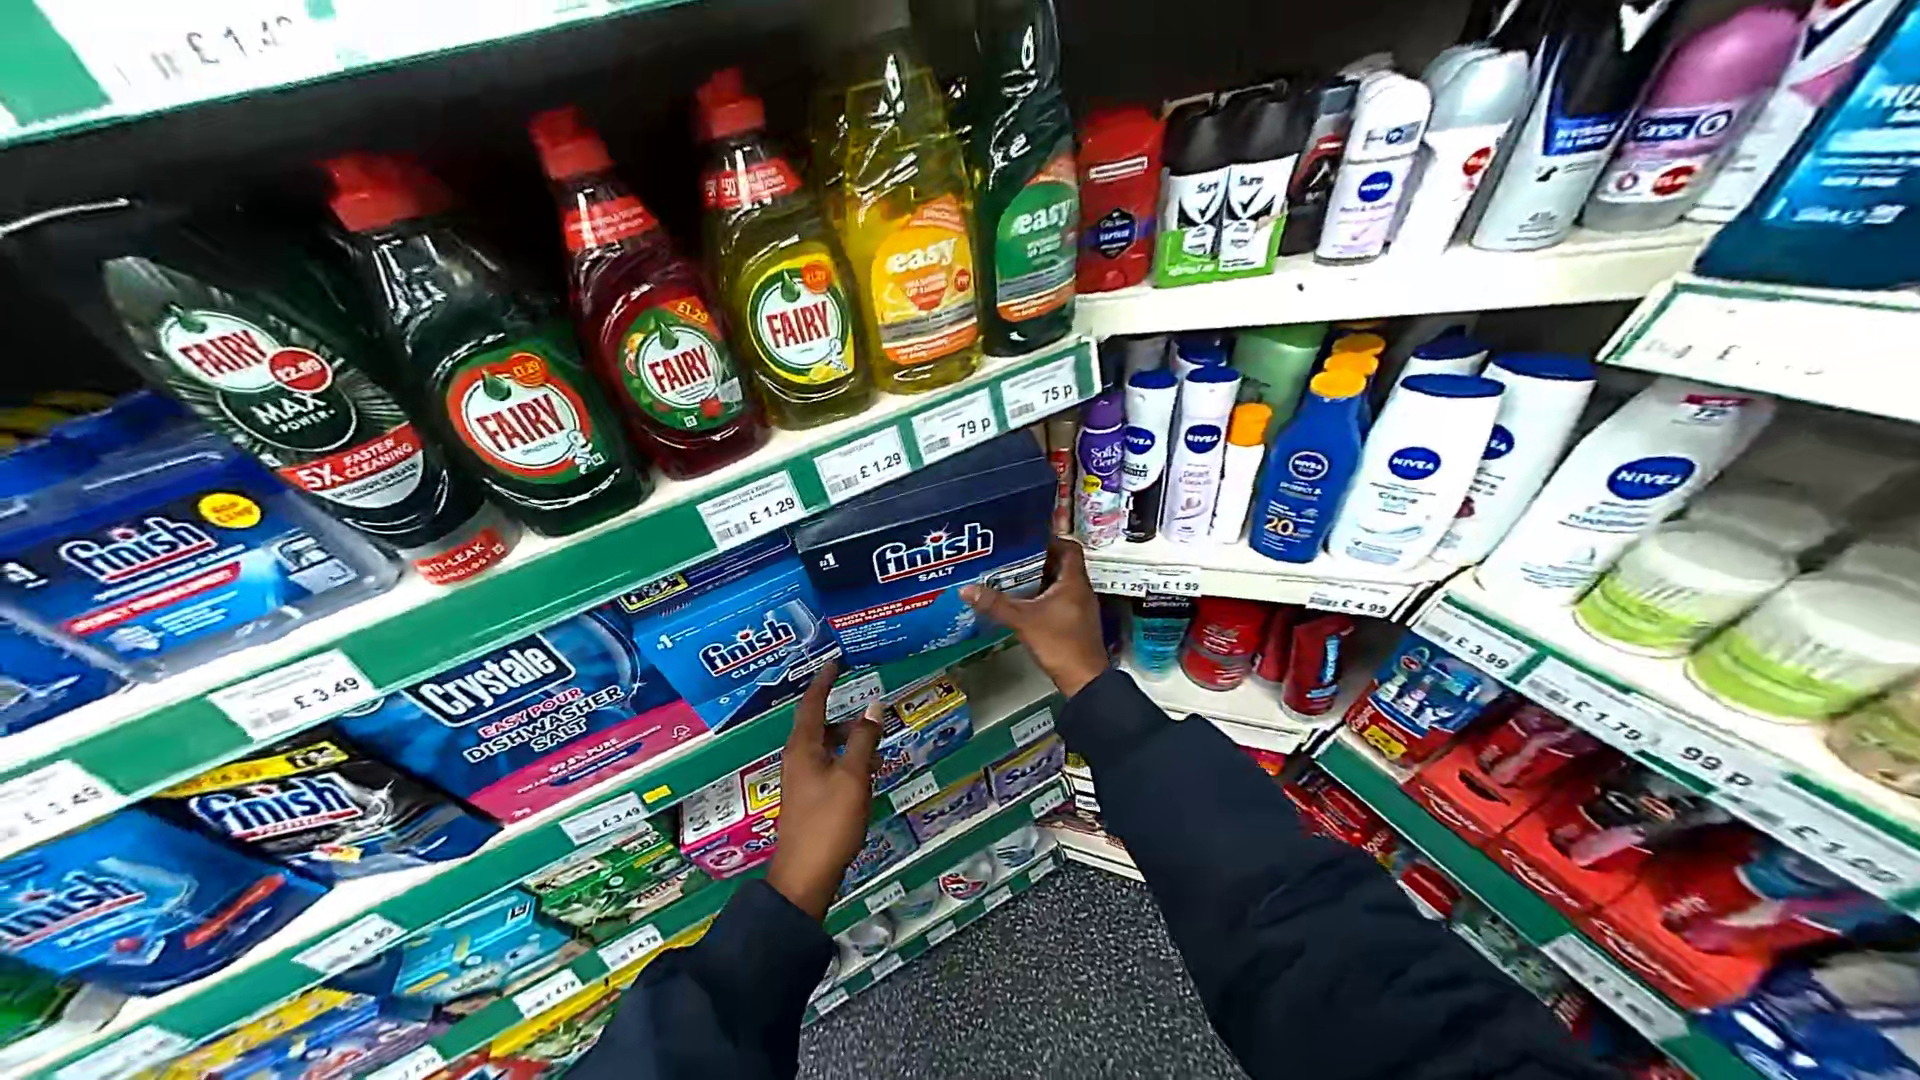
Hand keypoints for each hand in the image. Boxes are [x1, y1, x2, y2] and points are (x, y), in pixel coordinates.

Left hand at [767, 661, 882, 919]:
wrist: (806, 876)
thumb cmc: (829, 821)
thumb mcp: (854, 776)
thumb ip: (865, 739)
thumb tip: (874, 706)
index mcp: (802, 747)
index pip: (812, 703)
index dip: (824, 682)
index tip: (835, 663)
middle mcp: (797, 758)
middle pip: (820, 725)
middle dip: (846, 718)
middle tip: (872, 716)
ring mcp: (801, 779)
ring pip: (826, 747)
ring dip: (850, 741)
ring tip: (878, 749)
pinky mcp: (808, 797)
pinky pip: (829, 765)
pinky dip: (847, 760)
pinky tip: (867, 774)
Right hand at [962, 538, 1108, 698]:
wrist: (1084, 679)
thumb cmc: (1059, 644)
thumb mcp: (1023, 621)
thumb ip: (996, 604)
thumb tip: (966, 589)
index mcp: (1074, 582)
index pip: (1069, 547)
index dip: (1051, 539)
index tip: (1029, 536)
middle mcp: (1080, 590)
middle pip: (1063, 564)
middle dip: (1039, 558)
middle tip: (1014, 554)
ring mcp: (1080, 607)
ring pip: (1060, 582)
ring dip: (1041, 577)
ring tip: (1014, 573)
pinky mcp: (1076, 621)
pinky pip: (1060, 598)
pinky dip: (1043, 595)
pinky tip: (1024, 600)